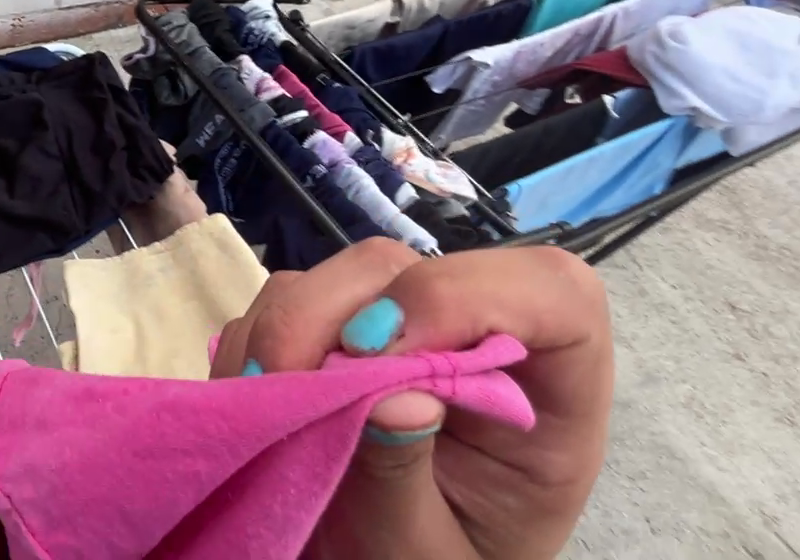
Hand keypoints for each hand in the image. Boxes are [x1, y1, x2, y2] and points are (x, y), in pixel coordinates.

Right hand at [209, 239, 612, 559]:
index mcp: (541, 400)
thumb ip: (406, 476)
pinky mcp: (323, 326)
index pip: (548, 295)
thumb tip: (391, 396)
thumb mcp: (423, 554)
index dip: (462, 297)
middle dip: (326, 317)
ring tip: (260, 409)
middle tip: (278, 388)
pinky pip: (277, 300)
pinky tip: (252, 400)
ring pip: (327, 277)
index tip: (373, 354)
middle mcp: (460, 341)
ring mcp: (384, 326)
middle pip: (399, 268)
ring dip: (279, 334)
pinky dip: (251, 343)